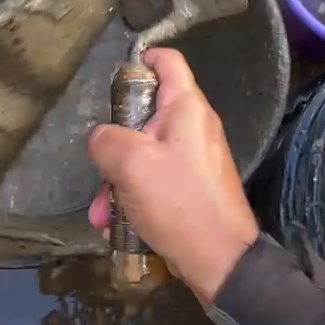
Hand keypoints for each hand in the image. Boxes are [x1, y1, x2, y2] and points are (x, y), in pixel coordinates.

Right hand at [87, 48, 259, 304]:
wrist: (223, 264)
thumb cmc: (178, 201)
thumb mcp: (131, 164)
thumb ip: (106, 140)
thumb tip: (102, 138)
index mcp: (187, 108)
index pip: (167, 61)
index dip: (140, 60)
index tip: (113, 79)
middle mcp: (194, 127)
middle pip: (146, 113)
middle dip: (116, 142)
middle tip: (101, 166)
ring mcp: (195, 159)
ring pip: (145, 153)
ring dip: (118, 180)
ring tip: (103, 213)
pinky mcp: (194, 188)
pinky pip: (156, 180)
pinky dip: (135, 197)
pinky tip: (117, 226)